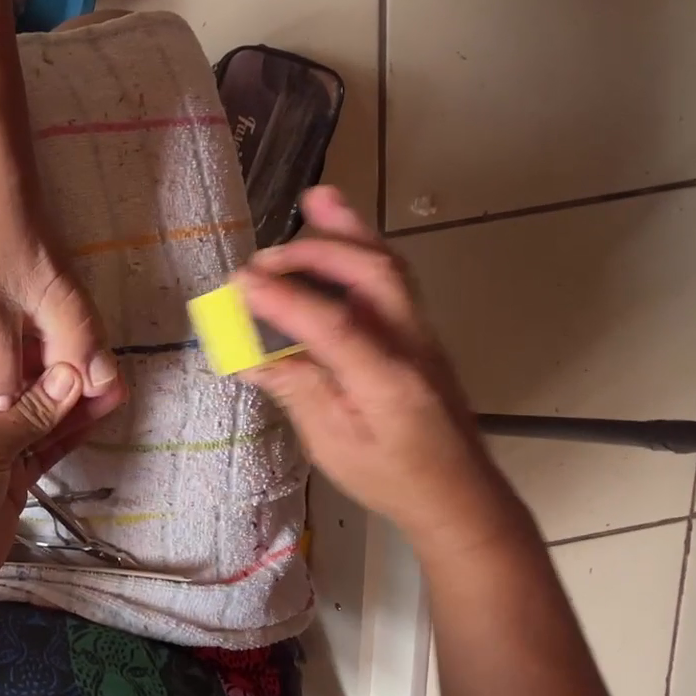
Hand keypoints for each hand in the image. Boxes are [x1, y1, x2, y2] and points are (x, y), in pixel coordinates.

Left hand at [0, 362, 116, 606]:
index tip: (79, 340)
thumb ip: (30, 412)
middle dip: (63, 380)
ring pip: (41, 421)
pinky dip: (72, 434)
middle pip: (23, 391)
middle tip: (107, 364)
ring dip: (75, 406)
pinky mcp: (16, 476)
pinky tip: (100, 414)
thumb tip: (71, 373)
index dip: (37, 354)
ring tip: (116, 386)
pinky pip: (47, 448)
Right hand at [234, 187, 522, 546]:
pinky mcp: (417, 334)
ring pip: (388, 266)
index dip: (282, 300)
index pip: (332, 326)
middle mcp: (410, 344)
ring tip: (316, 199)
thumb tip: (251, 356)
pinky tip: (341, 235)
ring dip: (349, 232)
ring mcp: (419, 334)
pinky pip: (391, 279)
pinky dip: (362, 248)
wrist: (458, 495)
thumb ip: (298, 390)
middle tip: (261, 259)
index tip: (238, 285)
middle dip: (315, 253)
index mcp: (387, 380)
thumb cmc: (390, 478)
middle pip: (371, 275)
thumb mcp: (333, 443)